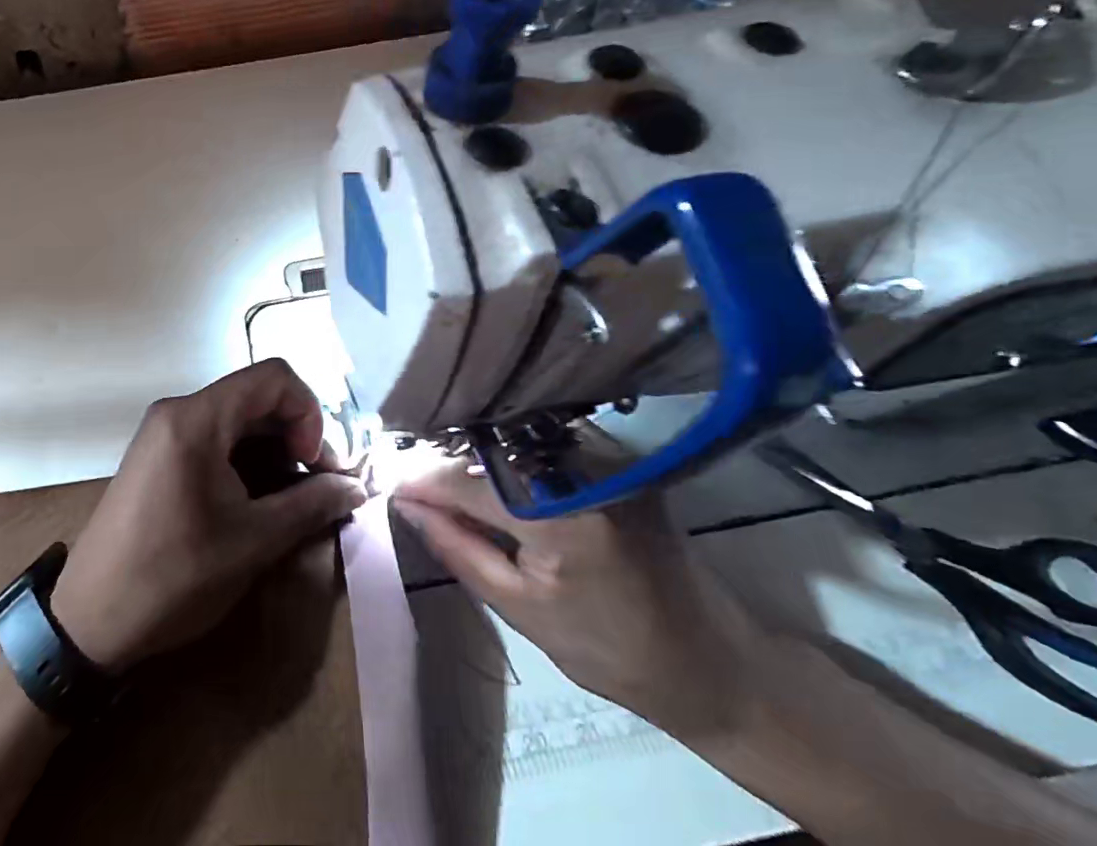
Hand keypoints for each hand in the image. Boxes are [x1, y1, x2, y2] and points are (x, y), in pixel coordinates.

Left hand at [49, 359, 365, 673]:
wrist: (88, 621)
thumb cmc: (173, 577)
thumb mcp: (253, 541)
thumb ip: (312, 505)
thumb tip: (357, 488)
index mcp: (197, 419)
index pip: (275, 377)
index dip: (310, 414)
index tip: (314, 466)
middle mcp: (178, 412)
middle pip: (258, 396)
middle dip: (297, 435)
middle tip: (318, 486)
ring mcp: (163, 433)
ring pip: (239, 419)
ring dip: (275, 450)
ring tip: (292, 500)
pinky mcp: (158, 456)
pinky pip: (216, 439)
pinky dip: (247, 460)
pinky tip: (258, 501)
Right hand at [392, 462, 761, 733]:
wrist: (705, 657)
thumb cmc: (607, 649)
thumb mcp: (519, 608)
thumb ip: (458, 548)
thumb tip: (408, 505)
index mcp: (559, 516)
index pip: (466, 479)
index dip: (422, 481)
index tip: (391, 486)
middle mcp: (585, 468)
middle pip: (490, 448)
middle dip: (447, 465)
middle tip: (418, 490)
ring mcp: (610, 455)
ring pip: (516, 440)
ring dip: (478, 458)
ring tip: (452, 487)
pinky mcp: (623, 455)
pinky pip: (547, 443)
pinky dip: (514, 458)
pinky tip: (498, 481)